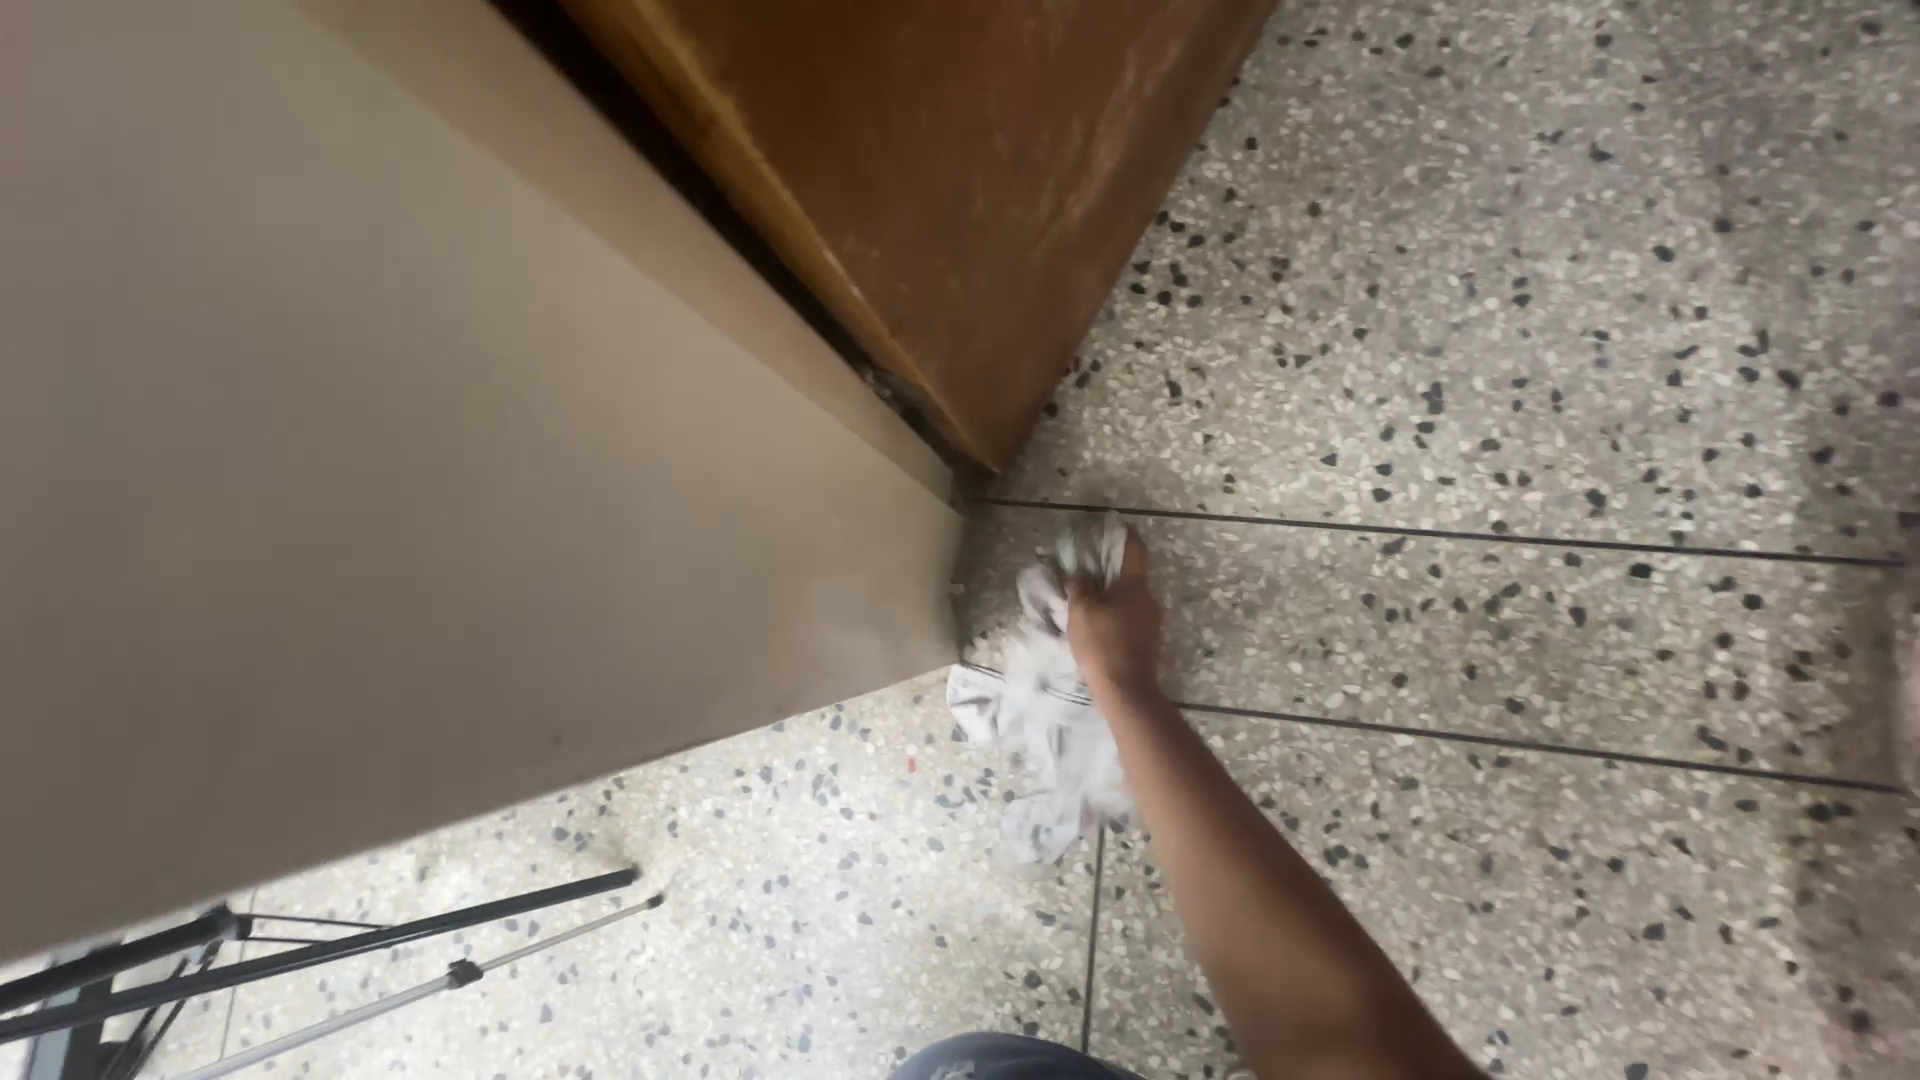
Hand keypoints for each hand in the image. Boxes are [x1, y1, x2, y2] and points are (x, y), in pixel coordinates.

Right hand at [1066, 528, 1163, 696]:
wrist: (1126, 689)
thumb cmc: (1102, 643)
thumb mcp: (1081, 611)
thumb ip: (1080, 587)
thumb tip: (1080, 575)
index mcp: (1135, 586)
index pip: (1135, 550)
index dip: (1126, 535)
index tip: (1117, 525)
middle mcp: (1149, 599)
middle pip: (1132, 576)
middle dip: (1112, 570)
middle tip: (1091, 567)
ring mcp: (1152, 622)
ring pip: (1130, 599)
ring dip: (1113, 595)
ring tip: (1090, 599)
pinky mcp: (1148, 641)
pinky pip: (1130, 617)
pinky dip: (1116, 613)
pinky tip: (1099, 623)